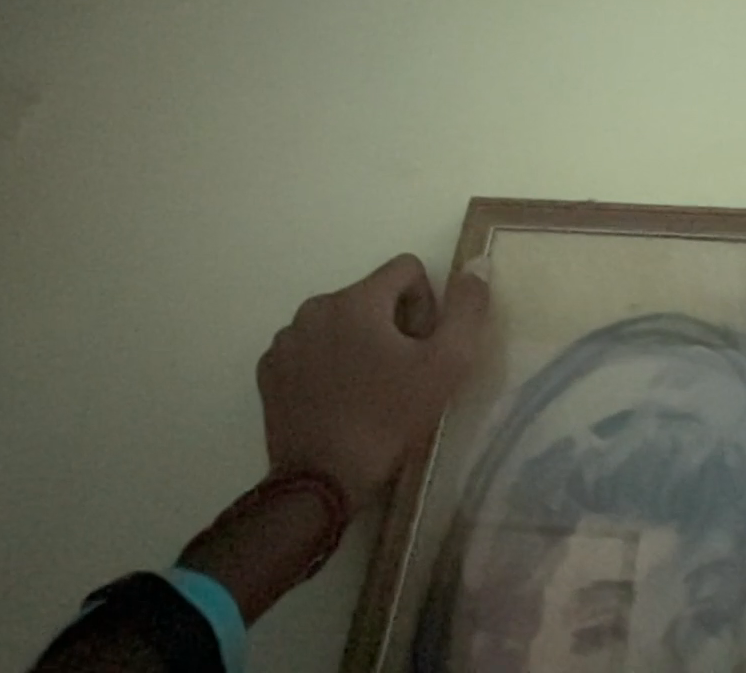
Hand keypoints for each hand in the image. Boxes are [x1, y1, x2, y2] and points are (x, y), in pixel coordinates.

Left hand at [255, 253, 489, 513]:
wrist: (323, 480)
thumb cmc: (390, 416)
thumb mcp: (449, 362)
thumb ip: (468, 307)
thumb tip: (476, 265)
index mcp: (356, 299)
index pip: (407, 269)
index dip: (427, 303)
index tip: (423, 345)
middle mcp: (315, 308)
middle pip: (374, 294)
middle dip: (395, 323)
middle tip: (403, 371)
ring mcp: (286, 339)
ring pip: (342, 320)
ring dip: (362, 340)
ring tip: (371, 386)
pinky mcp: (269, 369)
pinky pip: (312, 346)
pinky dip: (329, 361)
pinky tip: (340, 397)